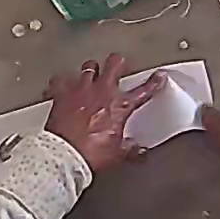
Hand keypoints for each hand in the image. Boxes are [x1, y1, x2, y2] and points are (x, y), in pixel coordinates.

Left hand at [43, 54, 166, 172]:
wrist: (65, 156)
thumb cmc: (91, 153)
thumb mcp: (118, 154)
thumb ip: (131, 149)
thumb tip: (139, 150)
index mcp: (120, 105)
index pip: (144, 90)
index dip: (154, 82)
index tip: (158, 76)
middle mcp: (102, 91)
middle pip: (115, 63)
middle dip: (118, 62)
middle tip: (119, 65)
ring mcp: (81, 89)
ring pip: (89, 66)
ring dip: (92, 69)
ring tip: (92, 71)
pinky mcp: (61, 93)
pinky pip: (60, 79)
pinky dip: (62, 82)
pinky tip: (62, 84)